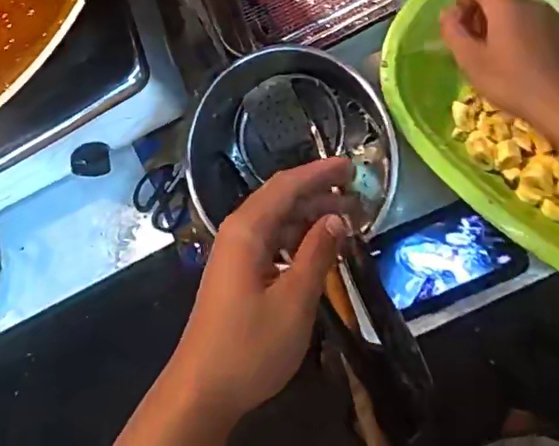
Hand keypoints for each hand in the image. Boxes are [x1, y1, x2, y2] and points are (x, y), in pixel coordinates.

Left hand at [121, 158, 354, 443]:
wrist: (200, 393)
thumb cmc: (248, 345)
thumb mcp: (293, 301)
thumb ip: (317, 254)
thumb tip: (337, 218)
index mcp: (247, 229)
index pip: (287, 185)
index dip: (320, 172)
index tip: (350, 166)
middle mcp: (239, 232)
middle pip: (282, 199)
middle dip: (320, 194)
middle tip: (358, 196)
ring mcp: (236, 253)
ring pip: (279, 221)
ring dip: (311, 217)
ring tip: (347, 221)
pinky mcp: (238, 274)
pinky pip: (273, 241)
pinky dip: (299, 239)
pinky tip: (320, 250)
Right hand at [438, 0, 558, 135]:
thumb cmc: (514, 83)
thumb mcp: (472, 62)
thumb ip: (453, 32)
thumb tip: (447, 13)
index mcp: (506, 5)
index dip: (462, 3)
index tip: (461, 31)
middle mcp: (532, 3)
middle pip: (498, 0)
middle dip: (483, 19)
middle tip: (479, 50)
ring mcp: (555, 17)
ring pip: (521, 14)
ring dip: (506, 30)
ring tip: (504, 61)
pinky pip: (540, 27)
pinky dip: (528, 38)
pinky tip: (530, 66)